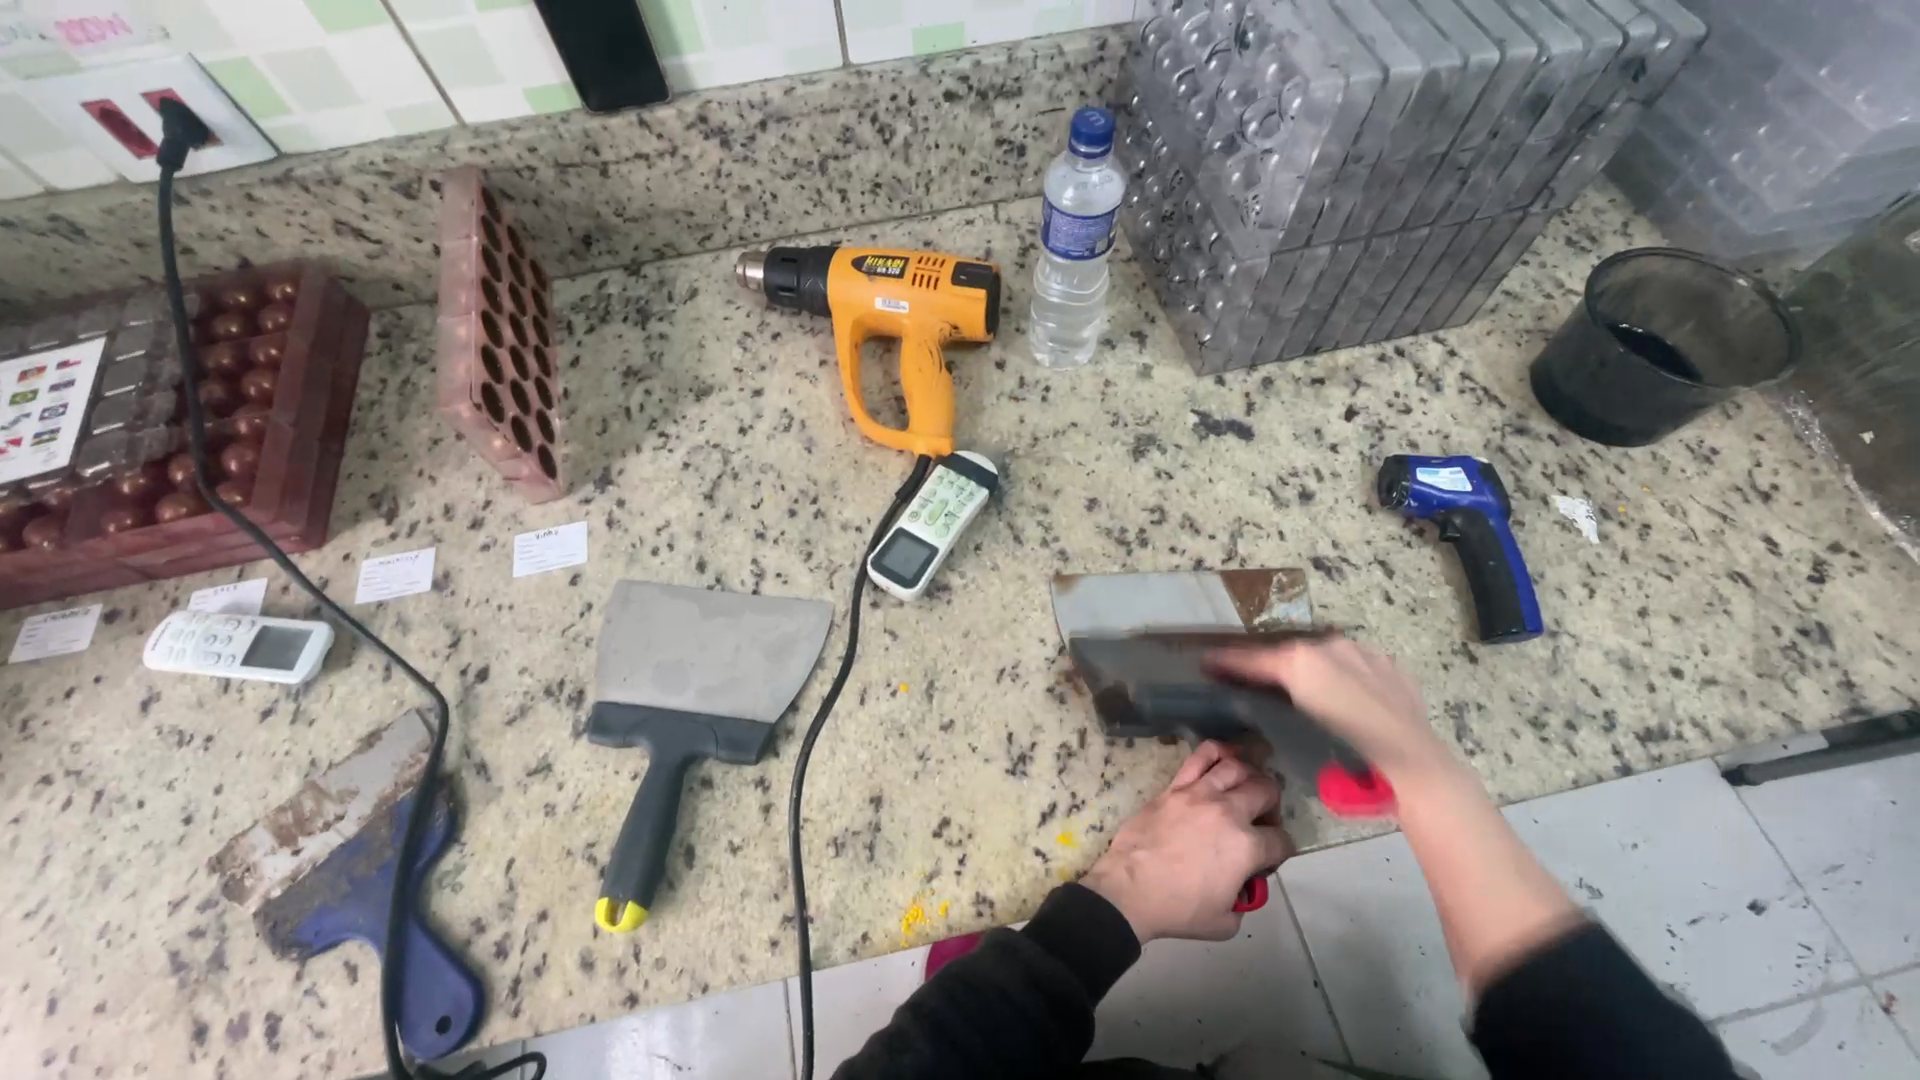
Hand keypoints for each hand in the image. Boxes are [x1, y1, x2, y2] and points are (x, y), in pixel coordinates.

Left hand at [1081, 741, 1293, 944]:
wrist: (1130, 889)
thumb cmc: (1178, 908)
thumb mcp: (1226, 921)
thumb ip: (1244, 900)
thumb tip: (1242, 884)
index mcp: (1247, 847)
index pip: (1282, 841)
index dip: (1280, 852)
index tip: (1267, 860)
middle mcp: (1229, 812)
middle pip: (1266, 792)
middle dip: (1272, 806)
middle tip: (1261, 819)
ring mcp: (1200, 794)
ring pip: (1237, 767)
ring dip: (1250, 775)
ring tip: (1246, 787)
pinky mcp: (1175, 787)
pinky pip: (1200, 757)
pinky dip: (1218, 751)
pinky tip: (1226, 756)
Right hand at [1206, 635, 1452, 785]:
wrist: (1412, 764)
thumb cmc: (1345, 756)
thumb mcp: (1292, 735)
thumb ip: (1267, 709)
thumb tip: (1248, 702)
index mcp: (1299, 661)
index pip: (1252, 659)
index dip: (1226, 661)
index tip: (1207, 662)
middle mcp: (1327, 647)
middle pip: (1286, 654)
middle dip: (1269, 665)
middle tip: (1254, 680)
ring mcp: (1361, 652)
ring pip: (1321, 655)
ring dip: (1307, 669)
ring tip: (1302, 689)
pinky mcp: (1387, 664)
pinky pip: (1352, 664)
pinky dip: (1340, 675)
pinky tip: (1342, 695)